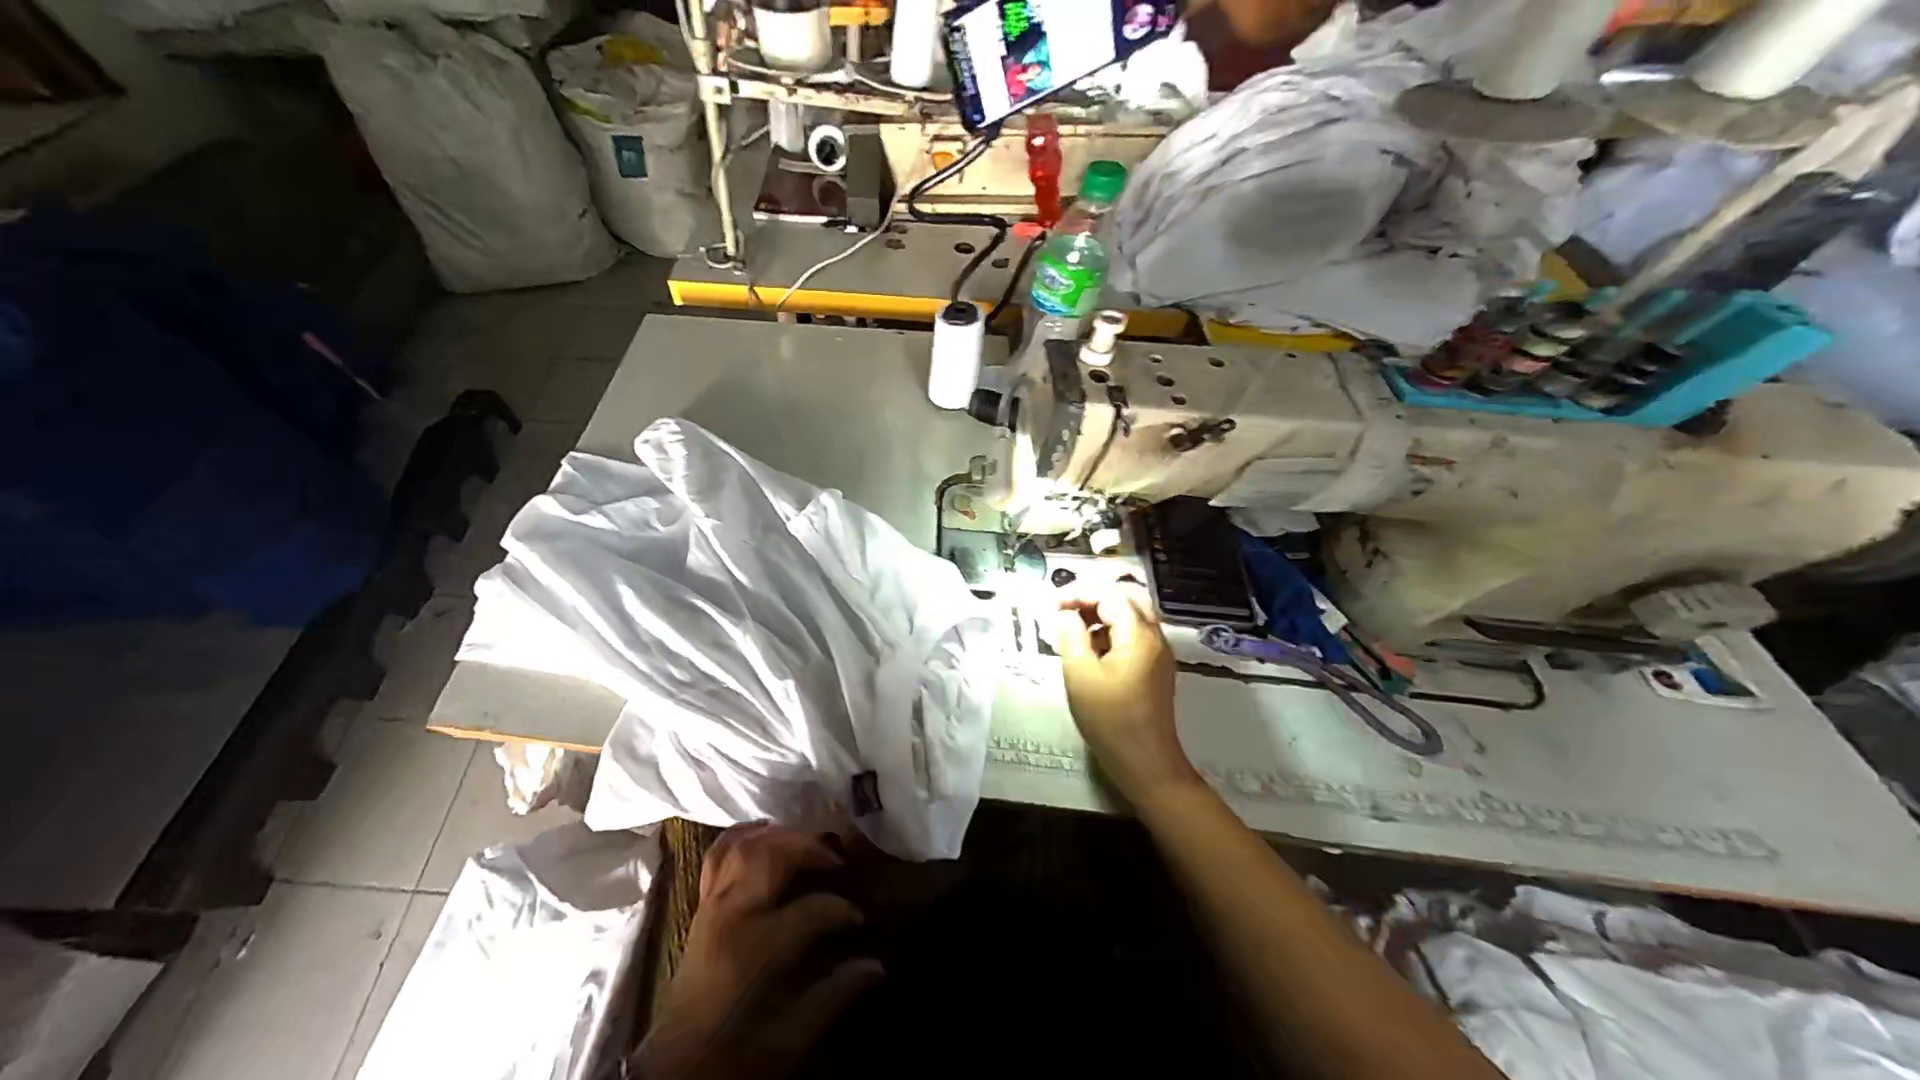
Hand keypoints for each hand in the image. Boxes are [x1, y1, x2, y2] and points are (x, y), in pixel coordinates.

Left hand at [630, 823, 883, 1079]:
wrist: (676, 1069)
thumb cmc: (737, 1055)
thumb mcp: (792, 1038)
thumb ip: (835, 995)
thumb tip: (878, 966)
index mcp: (756, 949)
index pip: (811, 910)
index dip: (842, 910)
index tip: (859, 920)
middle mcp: (731, 915)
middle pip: (772, 855)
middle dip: (810, 848)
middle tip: (836, 859)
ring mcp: (711, 906)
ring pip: (744, 845)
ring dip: (779, 836)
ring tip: (806, 841)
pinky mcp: (700, 906)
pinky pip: (718, 854)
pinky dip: (743, 836)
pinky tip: (765, 833)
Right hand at [1051, 581, 1201, 804]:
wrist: (1145, 762)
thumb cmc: (1109, 718)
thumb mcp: (1079, 673)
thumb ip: (1071, 635)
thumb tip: (1066, 613)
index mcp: (1139, 633)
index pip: (1109, 595)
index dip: (1079, 594)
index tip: (1053, 606)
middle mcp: (1155, 637)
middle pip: (1126, 600)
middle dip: (1094, 600)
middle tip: (1065, 613)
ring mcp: (1158, 655)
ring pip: (1132, 618)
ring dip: (1103, 616)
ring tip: (1073, 632)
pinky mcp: (1155, 671)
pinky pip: (1134, 638)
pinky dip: (1112, 634)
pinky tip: (1091, 652)